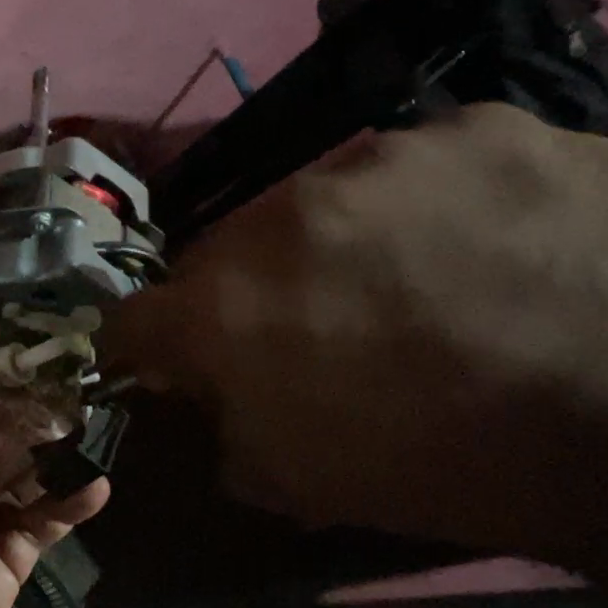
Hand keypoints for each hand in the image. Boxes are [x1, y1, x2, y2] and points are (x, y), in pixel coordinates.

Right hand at [109, 103, 607, 575]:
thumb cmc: (437, 465)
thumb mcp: (280, 477)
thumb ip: (213, 418)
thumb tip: (204, 386)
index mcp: (216, 310)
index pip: (126, 319)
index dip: (143, 348)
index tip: (171, 367)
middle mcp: (277, 217)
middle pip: (213, 254)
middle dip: (233, 294)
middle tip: (293, 330)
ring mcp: (382, 161)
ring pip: (307, 204)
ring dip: (320, 246)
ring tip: (393, 282)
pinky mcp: (482, 129)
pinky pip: (409, 169)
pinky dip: (416, 208)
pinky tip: (471, 246)